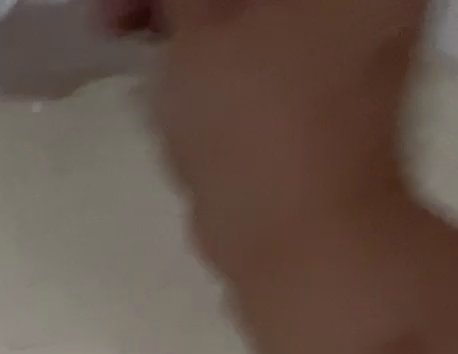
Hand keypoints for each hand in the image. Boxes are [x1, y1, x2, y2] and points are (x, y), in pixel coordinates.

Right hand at [99, 0, 431, 277]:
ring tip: (120, 31)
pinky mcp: (318, 68)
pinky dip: (205, 34)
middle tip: (111, 12)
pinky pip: (255, 29)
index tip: (126, 1)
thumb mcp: (204, 28)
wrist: (296, 227)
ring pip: (247, 1)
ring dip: (180, 7)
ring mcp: (346, 22)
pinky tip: (159, 53)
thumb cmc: (255, 119)